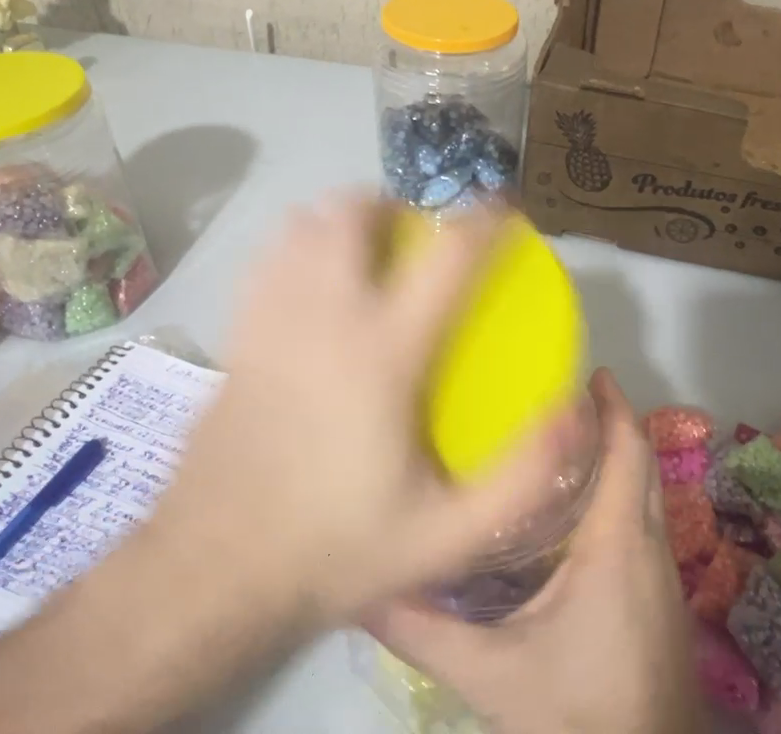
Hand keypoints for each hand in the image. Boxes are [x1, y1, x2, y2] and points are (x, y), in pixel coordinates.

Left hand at [134, 195, 565, 630]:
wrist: (209, 575)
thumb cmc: (335, 550)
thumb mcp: (447, 536)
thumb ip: (521, 478)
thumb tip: (572, 414)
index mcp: (383, 354)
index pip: (446, 256)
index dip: (484, 219)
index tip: (504, 208)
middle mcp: (323, 318)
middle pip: (352, 212)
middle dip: (394, 205)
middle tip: (421, 239)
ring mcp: (269, 322)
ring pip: (302, 225)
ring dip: (343, 222)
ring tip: (370, 256)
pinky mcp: (235, 338)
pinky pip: (268, 260)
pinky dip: (299, 251)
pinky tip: (317, 293)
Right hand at [364, 369, 703, 733]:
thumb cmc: (577, 710)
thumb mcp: (489, 673)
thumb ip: (424, 630)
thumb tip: (362, 590)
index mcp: (616, 544)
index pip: (627, 452)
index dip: (613, 406)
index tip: (587, 372)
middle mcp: (649, 547)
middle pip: (642, 465)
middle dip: (613, 426)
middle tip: (564, 403)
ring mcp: (663, 576)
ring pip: (646, 497)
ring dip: (617, 463)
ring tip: (563, 450)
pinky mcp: (661, 602)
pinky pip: (643, 527)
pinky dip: (618, 501)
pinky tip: (576, 524)